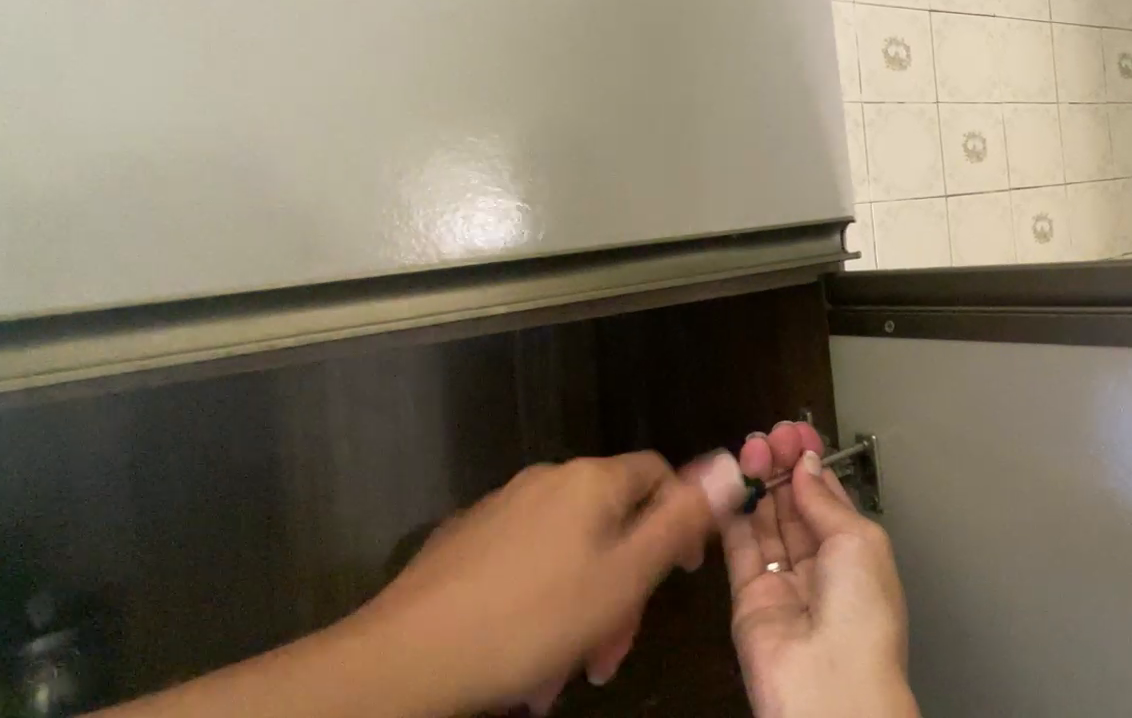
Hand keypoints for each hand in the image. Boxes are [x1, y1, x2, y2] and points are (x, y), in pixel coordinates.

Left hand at [356, 451, 745, 714]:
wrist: (403, 661)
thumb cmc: (533, 619)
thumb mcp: (625, 578)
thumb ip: (681, 520)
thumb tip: (729, 462)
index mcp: (593, 480)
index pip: (659, 475)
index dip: (680, 519)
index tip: (679, 574)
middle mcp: (550, 479)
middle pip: (613, 519)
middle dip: (625, 583)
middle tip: (614, 650)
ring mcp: (502, 507)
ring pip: (570, 549)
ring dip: (584, 604)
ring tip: (567, 670)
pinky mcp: (465, 540)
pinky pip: (526, 562)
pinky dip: (542, 600)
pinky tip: (526, 655)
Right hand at [724, 423, 918, 717]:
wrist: (829, 687)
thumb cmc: (862, 609)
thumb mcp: (858, 540)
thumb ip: (823, 500)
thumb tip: (805, 462)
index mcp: (854, 549)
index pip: (827, 495)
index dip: (810, 461)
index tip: (795, 430)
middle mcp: (818, 562)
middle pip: (794, 504)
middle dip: (781, 465)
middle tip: (768, 434)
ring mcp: (782, 579)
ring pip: (766, 521)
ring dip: (758, 482)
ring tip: (749, 447)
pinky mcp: (747, 596)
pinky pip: (739, 548)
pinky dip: (733, 513)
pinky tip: (729, 481)